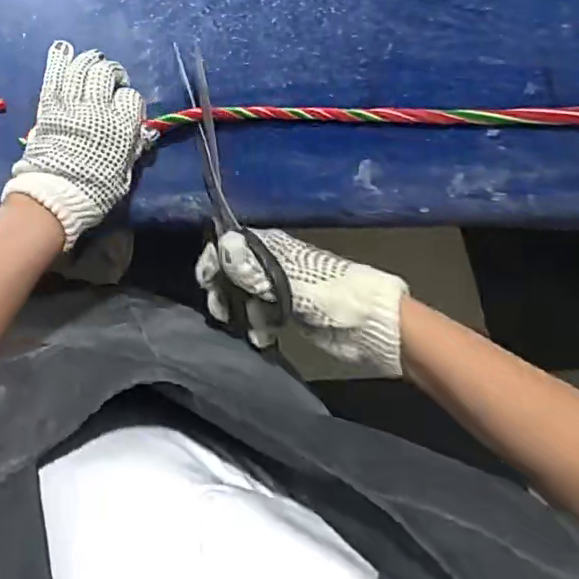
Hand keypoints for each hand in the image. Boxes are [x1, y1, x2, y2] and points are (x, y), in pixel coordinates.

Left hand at [0, 41, 152, 248]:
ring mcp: (71, 106)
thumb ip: (131, 148)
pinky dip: (58, 60)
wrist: (55, 194)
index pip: (131, 98)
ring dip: (87, 61)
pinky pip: (54, 78)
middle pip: (106, 75)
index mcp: (121, 126)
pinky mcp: (49, 108)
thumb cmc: (93, 189)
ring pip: (81, 71)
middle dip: (111, 72)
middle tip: (110, 77)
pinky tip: (62, 47)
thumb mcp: (123, 172)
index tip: (123, 103)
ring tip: (92, 60)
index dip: (128, 98)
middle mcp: (98, 109)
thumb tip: (140, 133)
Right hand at [197, 228, 408, 375]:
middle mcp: (269, 263)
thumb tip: (221, 242)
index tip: (207, 283)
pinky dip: (256, 325)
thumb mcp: (288, 279)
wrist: (371, 326)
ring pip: (241, 295)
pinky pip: (257, 314)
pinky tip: (261, 336)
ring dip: (240, 311)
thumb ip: (251, 266)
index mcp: (269, 246)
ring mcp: (277, 288)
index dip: (213, 262)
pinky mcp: (285, 311)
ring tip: (248, 327)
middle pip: (230, 272)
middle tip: (220, 310)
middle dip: (223, 291)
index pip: (227, 246)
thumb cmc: (331, 295)